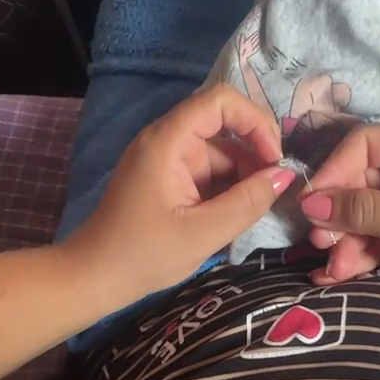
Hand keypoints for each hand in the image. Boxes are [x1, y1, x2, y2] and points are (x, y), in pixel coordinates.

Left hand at [63, 84, 294, 305]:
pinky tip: (239, 214)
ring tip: (258, 209)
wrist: (95, 278)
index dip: (254, 121)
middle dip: (255, 153)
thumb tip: (285, 176)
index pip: (220, 101)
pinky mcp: (169, 179)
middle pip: (223, 126)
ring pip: (220, 152)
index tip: (274, 160)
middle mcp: (167, 140)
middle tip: (275, 190)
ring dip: (244, 175)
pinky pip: (208, 171)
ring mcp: (167, 160)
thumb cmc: (143, 255)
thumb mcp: (203, 234)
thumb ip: (247, 202)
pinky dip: (228, 188)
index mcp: (168, 142)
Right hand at [299, 123, 379, 313]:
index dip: (335, 170)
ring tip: (334, 270)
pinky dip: (354, 259)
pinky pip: (371, 244)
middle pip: (357, 185)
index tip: (312, 203)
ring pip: (361, 219)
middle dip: (337, 215)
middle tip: (320, 243)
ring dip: (343, 244)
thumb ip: (366, 210)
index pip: (365, 145)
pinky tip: (336, 278)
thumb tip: (307, 203)